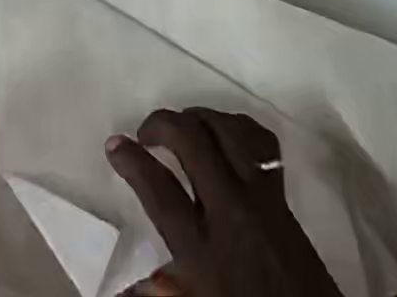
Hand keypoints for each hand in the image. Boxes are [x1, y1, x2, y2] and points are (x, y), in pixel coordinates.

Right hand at [107, 108, 342, 296]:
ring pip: (228, 131)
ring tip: (183, 123)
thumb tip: (124, 288)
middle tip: (147, 130)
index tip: (115, 143)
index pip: (160, 191)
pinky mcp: (282, 192)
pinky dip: (238, 126)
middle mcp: (230, 211)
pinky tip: (225, 131)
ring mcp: (260, 195)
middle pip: (194, 143)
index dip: (133, 162)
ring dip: (201, 116)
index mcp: (201, 251)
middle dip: (164, 124)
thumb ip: (160, 290)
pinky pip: (260, 141)